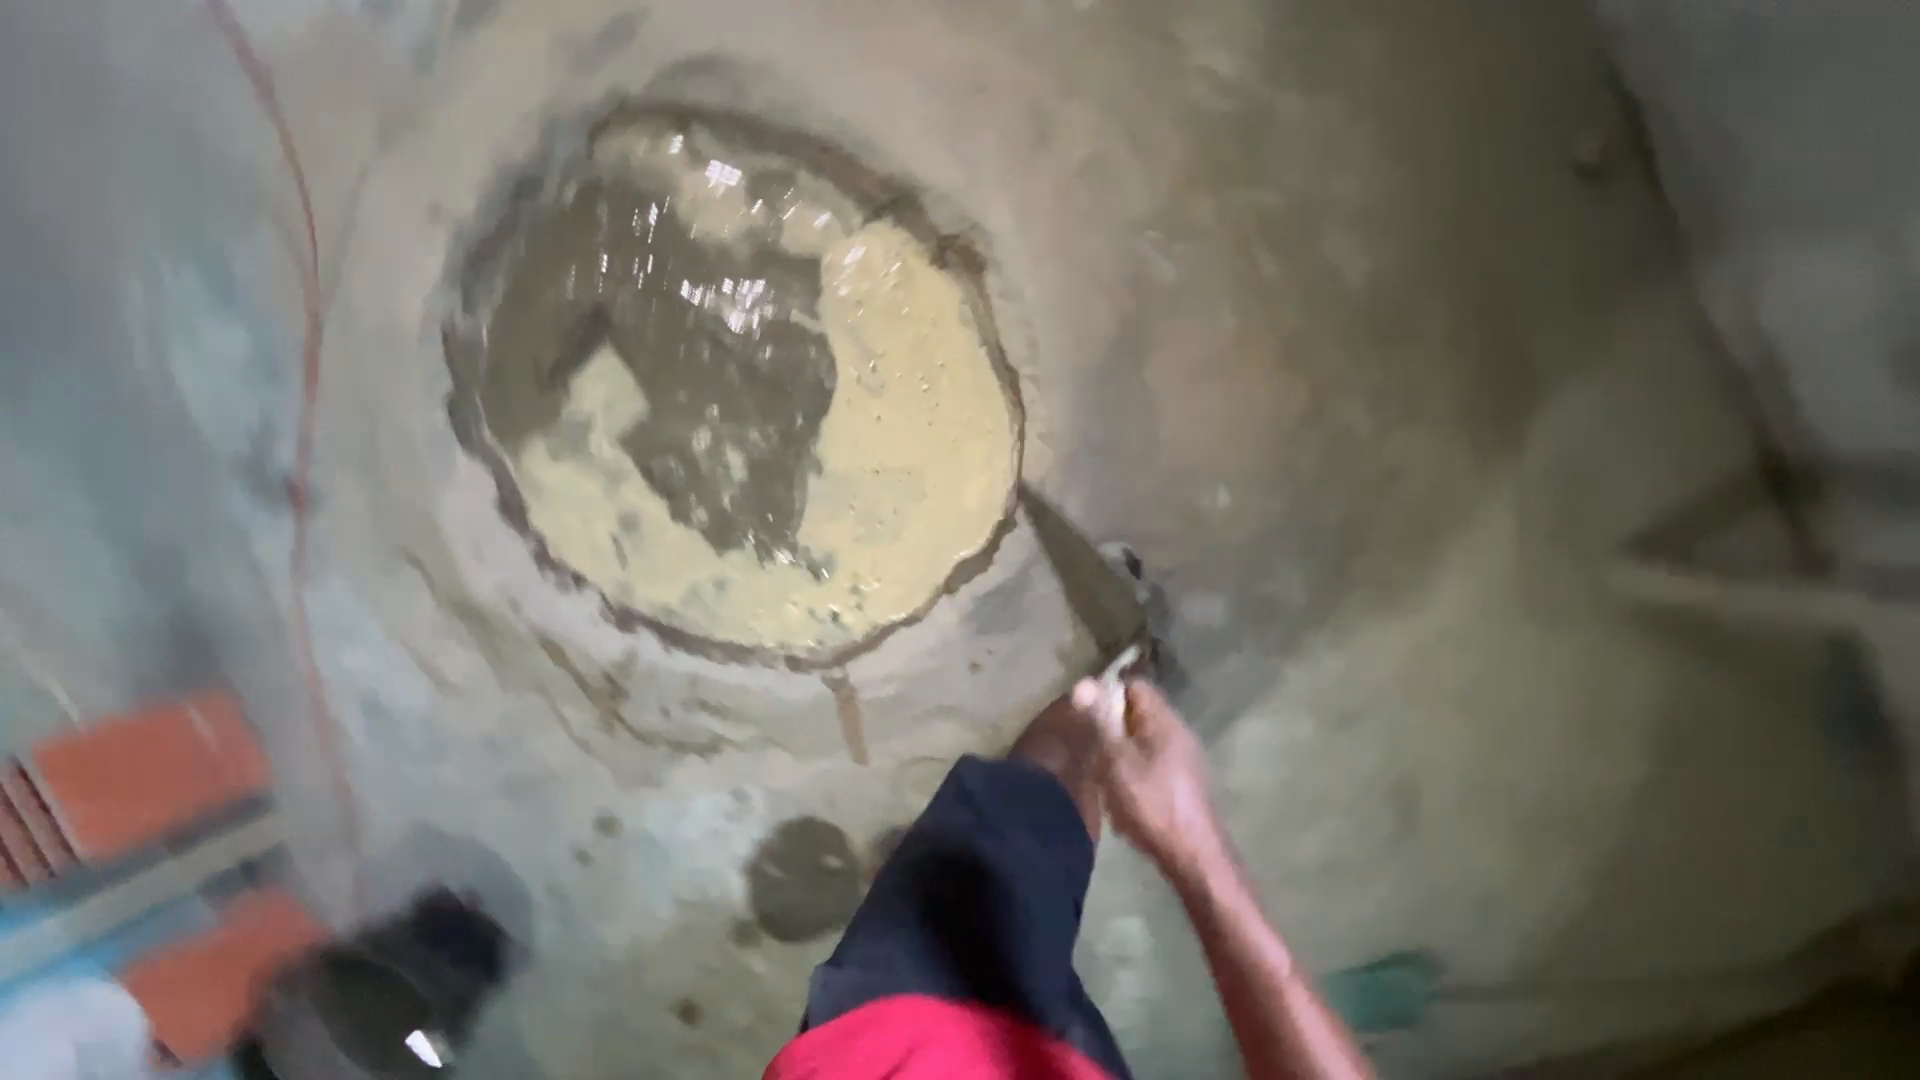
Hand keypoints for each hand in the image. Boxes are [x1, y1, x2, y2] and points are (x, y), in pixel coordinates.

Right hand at [1073, 677, 1226, 880]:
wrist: (1196, 858)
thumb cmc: (1153, 804)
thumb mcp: (1118, 761)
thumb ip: (1100, 721)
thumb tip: (1083, 682)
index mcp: (1165, 721)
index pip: (1135, 686)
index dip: (1108, 692)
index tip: (1085, 712)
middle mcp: (1179, 733)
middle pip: (1139, 714)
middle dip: (1112, 727)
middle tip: (1090, 747)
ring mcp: (1185, 760)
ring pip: (1144, 742)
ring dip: (1120, 754)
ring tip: (1102, 776)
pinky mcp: (1185, 785)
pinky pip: (1152, 765)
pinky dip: (1133, 774)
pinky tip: (1122, 799)